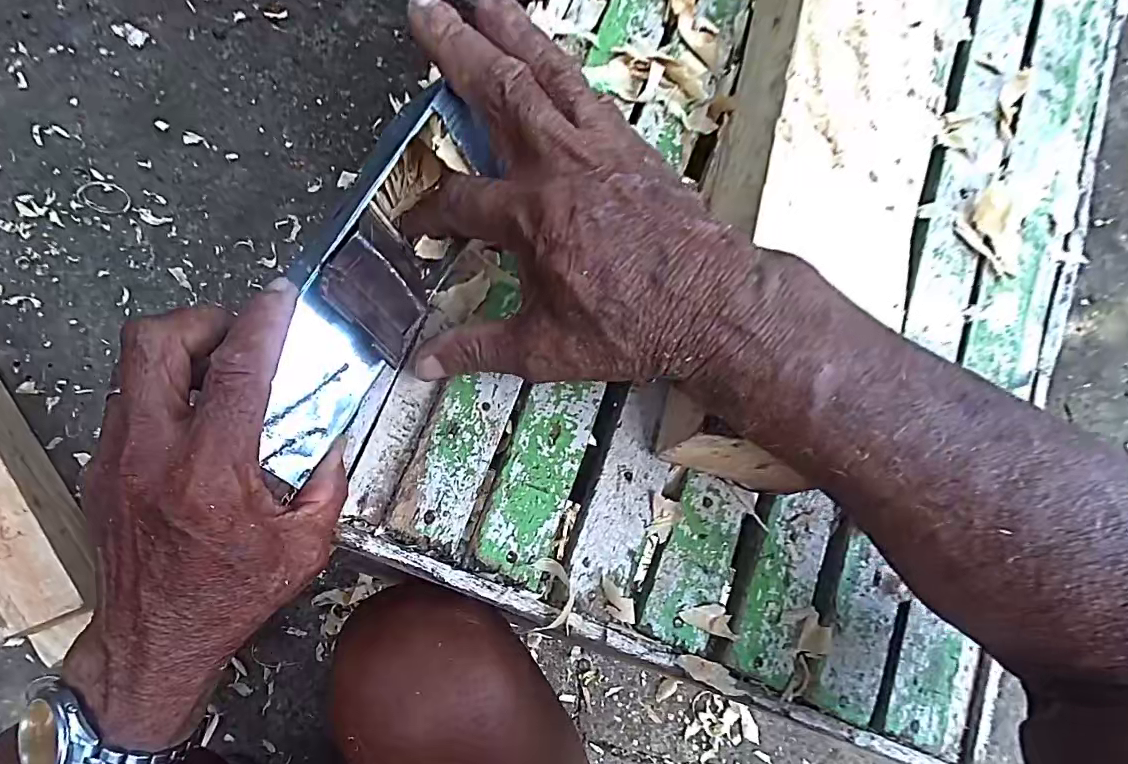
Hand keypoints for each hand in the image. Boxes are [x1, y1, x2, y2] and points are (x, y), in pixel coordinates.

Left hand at [61, 283, 346, 745]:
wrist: (156, 638)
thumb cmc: (230, 598)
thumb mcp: (303, 551)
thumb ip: (326, 489)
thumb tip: (335, 443)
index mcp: (212, 472)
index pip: (239, 373)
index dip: (263, 325)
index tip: (279, 300)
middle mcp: (153, 453)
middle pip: (154, 343)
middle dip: (201, 320)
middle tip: (237, 333)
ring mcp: (116, 457)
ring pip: (131, 366)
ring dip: (179, 352)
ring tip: (220, 370)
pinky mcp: (101, 468)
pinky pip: (128, 401)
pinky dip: (165, 390)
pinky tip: (196, 418)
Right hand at [402, 0, 766, 385]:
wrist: (709, 306)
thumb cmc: (633, 327)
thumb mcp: (544, 350)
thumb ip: (479, 348)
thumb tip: (426, 363)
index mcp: (531, 218)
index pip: (458, 203)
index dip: (428, 213)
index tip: (417, 224)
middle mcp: (560, 168)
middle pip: (495, 92)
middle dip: (453, 48)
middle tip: (425, 12)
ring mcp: (599, 149)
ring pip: (544, 72)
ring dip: (508, 29)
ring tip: (480, 0)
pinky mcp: (631, 146)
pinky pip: (588, 90)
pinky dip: (562, 66)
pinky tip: (550, 58)